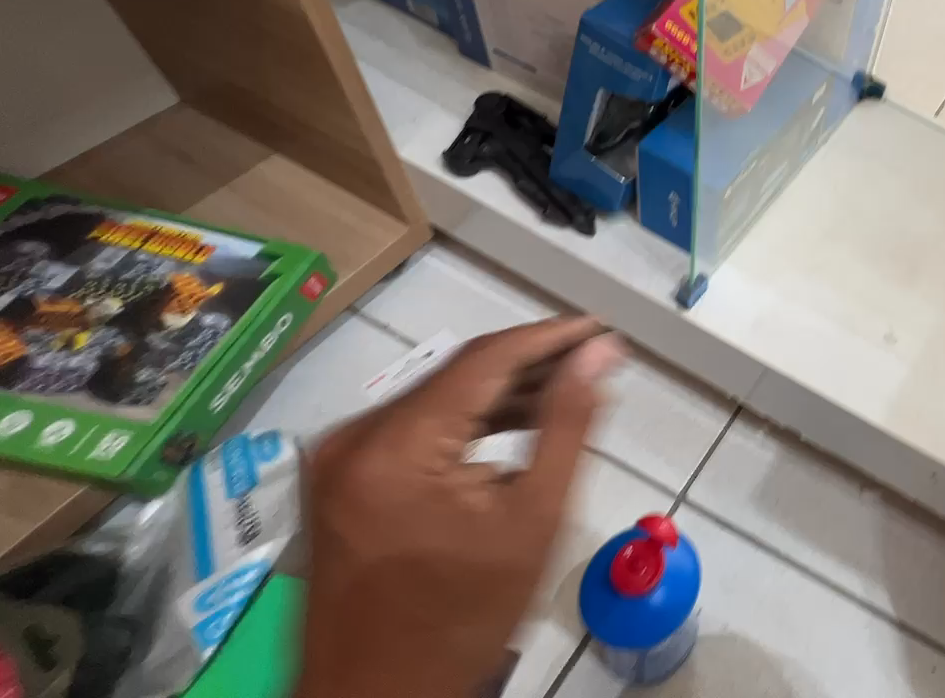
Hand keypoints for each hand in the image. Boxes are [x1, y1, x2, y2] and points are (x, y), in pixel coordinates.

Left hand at [292, 316, 625, 697]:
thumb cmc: (467, 616)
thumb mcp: (536, 514)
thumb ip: (570, 421)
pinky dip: (474, 422)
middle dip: (534, 363)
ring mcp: (341, 460)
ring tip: (572, 386)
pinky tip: (520, 424)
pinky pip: (421, 428)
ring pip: (442, 398)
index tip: (603, 328)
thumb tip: (601, 351)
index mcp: (394, 447)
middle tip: (597, 357)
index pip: (485, 359)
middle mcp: (354, 439)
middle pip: (460, 375)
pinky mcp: (344, 480)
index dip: (550, 336)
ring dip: (507, 392)